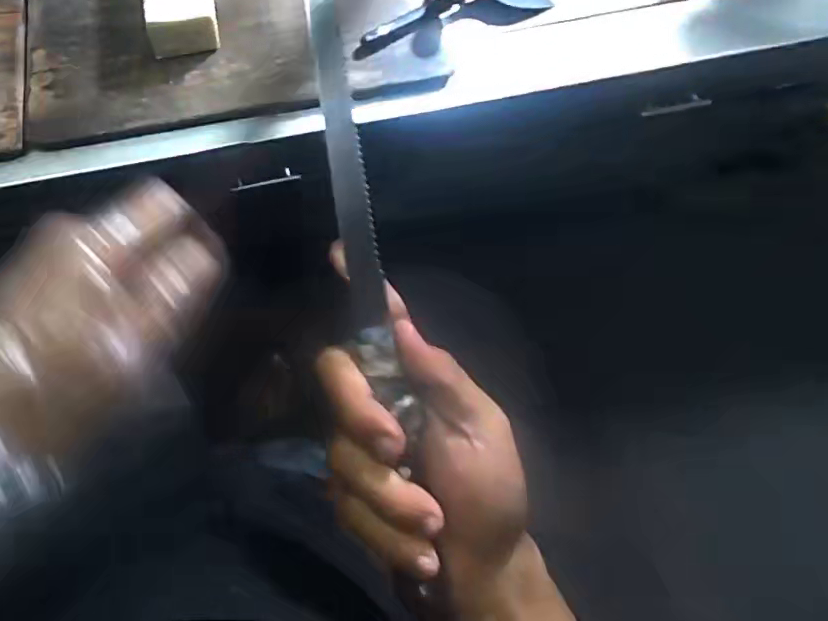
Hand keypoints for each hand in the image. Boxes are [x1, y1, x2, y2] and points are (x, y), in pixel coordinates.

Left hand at [0, 180, 224, 513]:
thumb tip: (196, 272)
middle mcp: (89, 240)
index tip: (207, 273)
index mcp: (117, 281)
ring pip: (122, 219)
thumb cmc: (37, 412)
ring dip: (138, 246)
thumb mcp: (118, 381)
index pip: (191, 242)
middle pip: (156, 203)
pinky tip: (91, 303)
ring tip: (132, 300)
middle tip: (180, 269)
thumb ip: (164, 319)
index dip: (206, 254)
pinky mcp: (30, 247)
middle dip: (178, 227)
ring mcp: (56, 238)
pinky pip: (90, 238)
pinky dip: (106, 257)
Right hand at [316, 244, 530, 609]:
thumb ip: (444, 379)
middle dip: (360, 416)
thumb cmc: (493, 493)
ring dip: (390, 499)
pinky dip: (386, 534)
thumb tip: (401, 325)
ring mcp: (354, 446)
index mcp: (409, 378)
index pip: (377, 323)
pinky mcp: (345, 493)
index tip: (338, 251)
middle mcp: (374, 400)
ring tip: (431, 525)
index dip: (355, 285)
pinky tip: (418, 552)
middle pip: (334, 375)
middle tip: (396, 450)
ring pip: (339, 451)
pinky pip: (343, 503)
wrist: (482, 576)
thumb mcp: (484, 432)